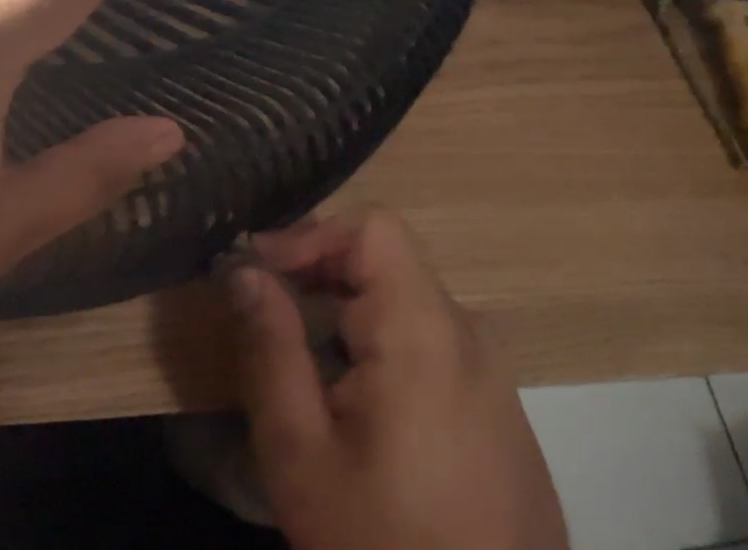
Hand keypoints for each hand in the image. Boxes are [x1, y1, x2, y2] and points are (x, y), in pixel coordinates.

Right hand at [229, 210, 567, 549]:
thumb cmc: (375, 541)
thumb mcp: (298, 448)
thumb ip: (270, 346)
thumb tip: (245, 269)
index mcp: (425, 337)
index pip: (375, 229)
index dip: (310, 235)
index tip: (258, 272)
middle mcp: (472, 342)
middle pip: (391, 262)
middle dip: (318, 272)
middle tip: (262, 311)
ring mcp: (496, 382)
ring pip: (410, 304)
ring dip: (346, 309)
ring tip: (298, 357)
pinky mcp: (502, 418)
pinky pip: (435, 347)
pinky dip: (380, 344)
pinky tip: (351, 401)